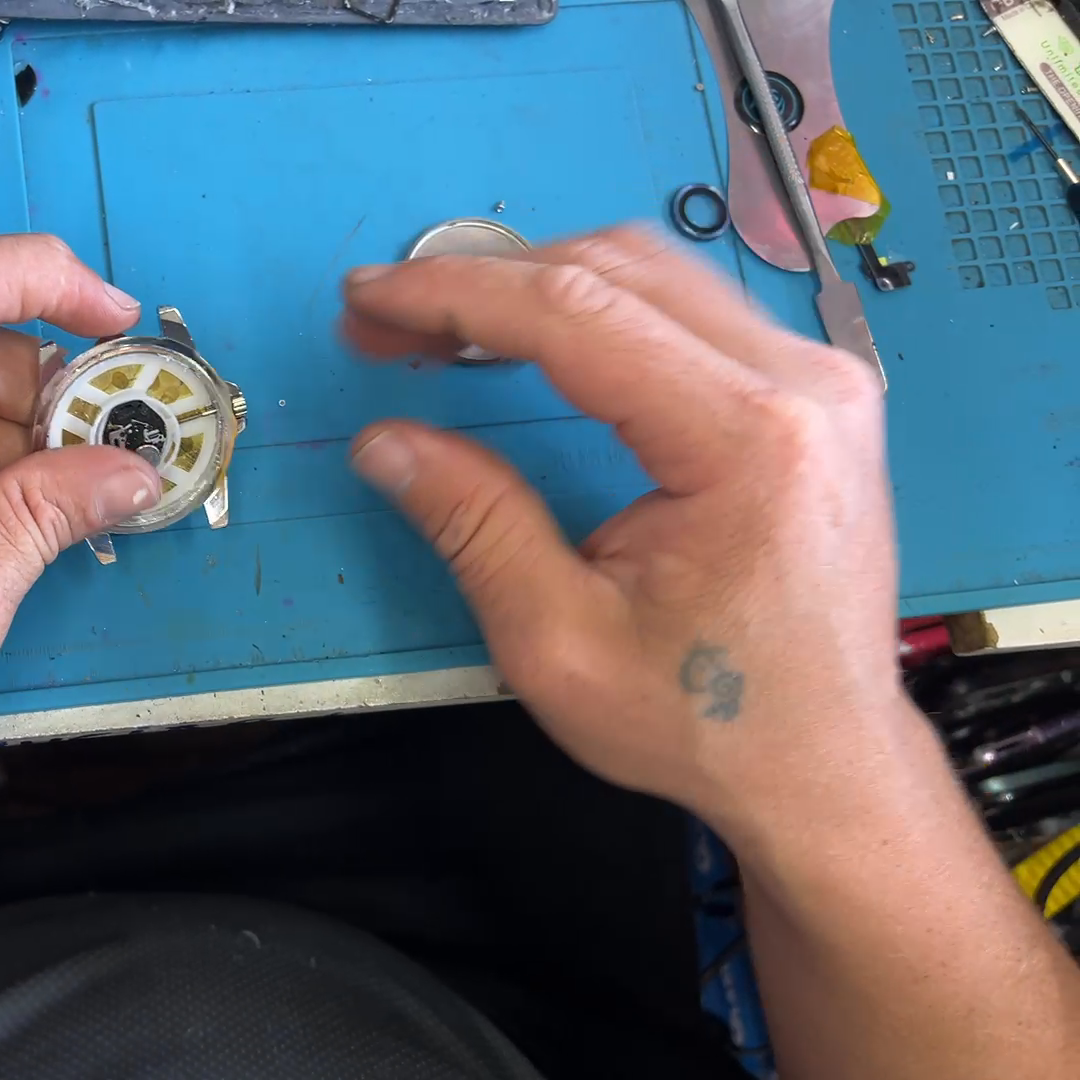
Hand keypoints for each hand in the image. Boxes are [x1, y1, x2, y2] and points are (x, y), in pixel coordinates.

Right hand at [341, 227, 909, 830]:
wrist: (815, 766)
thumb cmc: (689, 716)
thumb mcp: (552, 637)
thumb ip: (471, 523)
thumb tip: (380, 441)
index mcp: (742, 437)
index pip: (572, 316)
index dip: (450, 296)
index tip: (365, 300)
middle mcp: (796, 381)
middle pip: (610, 272)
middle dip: (474, 283)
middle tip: (381, 320)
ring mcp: (809, 379)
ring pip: (642, 274)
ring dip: (520, 286)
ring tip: (429, 327)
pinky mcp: (795, 395)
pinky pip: (669, 310)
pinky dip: (572, 310)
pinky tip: (512, 340)